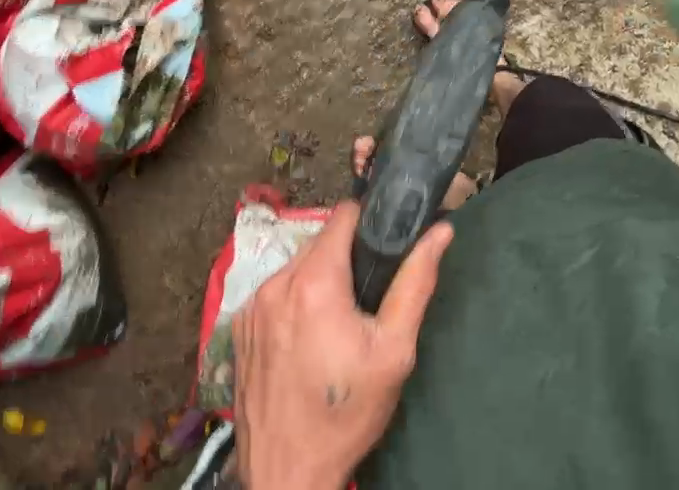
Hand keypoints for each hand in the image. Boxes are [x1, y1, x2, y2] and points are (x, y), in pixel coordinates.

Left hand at [233, 202, 453, 489]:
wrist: (286, 475)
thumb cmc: (346, 413)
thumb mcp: (394, 350)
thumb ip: (416, 283)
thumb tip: (441, 232)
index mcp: (314, 282)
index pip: (344, 215)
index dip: (371, 221)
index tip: (388, 242)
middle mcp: (275, 284)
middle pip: (320, 241)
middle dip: (347, 256)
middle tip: (371, 293)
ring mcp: (250, 307)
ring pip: (297, 267)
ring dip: (321, 278)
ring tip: (342, 319)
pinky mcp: (238, 329)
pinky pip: (276, 293)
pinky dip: (296, 301)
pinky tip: (311, 338)